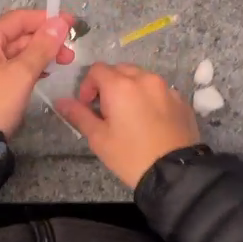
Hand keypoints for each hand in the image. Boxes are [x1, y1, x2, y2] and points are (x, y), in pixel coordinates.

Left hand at [0, 10, 75, 134]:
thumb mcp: (21, 74)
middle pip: (17, 35)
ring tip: (62, 63)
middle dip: (45, 41)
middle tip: (70, 53)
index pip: (19, 18)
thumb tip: (60, 23)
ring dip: (38, 55)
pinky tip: (43, 73)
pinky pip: (8, 67)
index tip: (71, 25)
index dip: (47, 19)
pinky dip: (26, 68)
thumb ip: (42, 47)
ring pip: (14, 52)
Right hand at [52, 64, 201, 188]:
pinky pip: (159, 91)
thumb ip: (79, 115)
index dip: (87, 85)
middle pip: (120, 70)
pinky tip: (149, 121)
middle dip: (109, 85)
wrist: (173, 172)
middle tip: (106, 110)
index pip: (97, 70)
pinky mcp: (181, 100)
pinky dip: (149, 98)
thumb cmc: (129, 155)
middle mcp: (145, 79)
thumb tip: (61, 102)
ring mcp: (166, 88)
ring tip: (128, 115)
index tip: (87, 105)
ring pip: (141, 78)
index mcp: (121, 86)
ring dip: (130, 89)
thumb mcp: (98, 138)